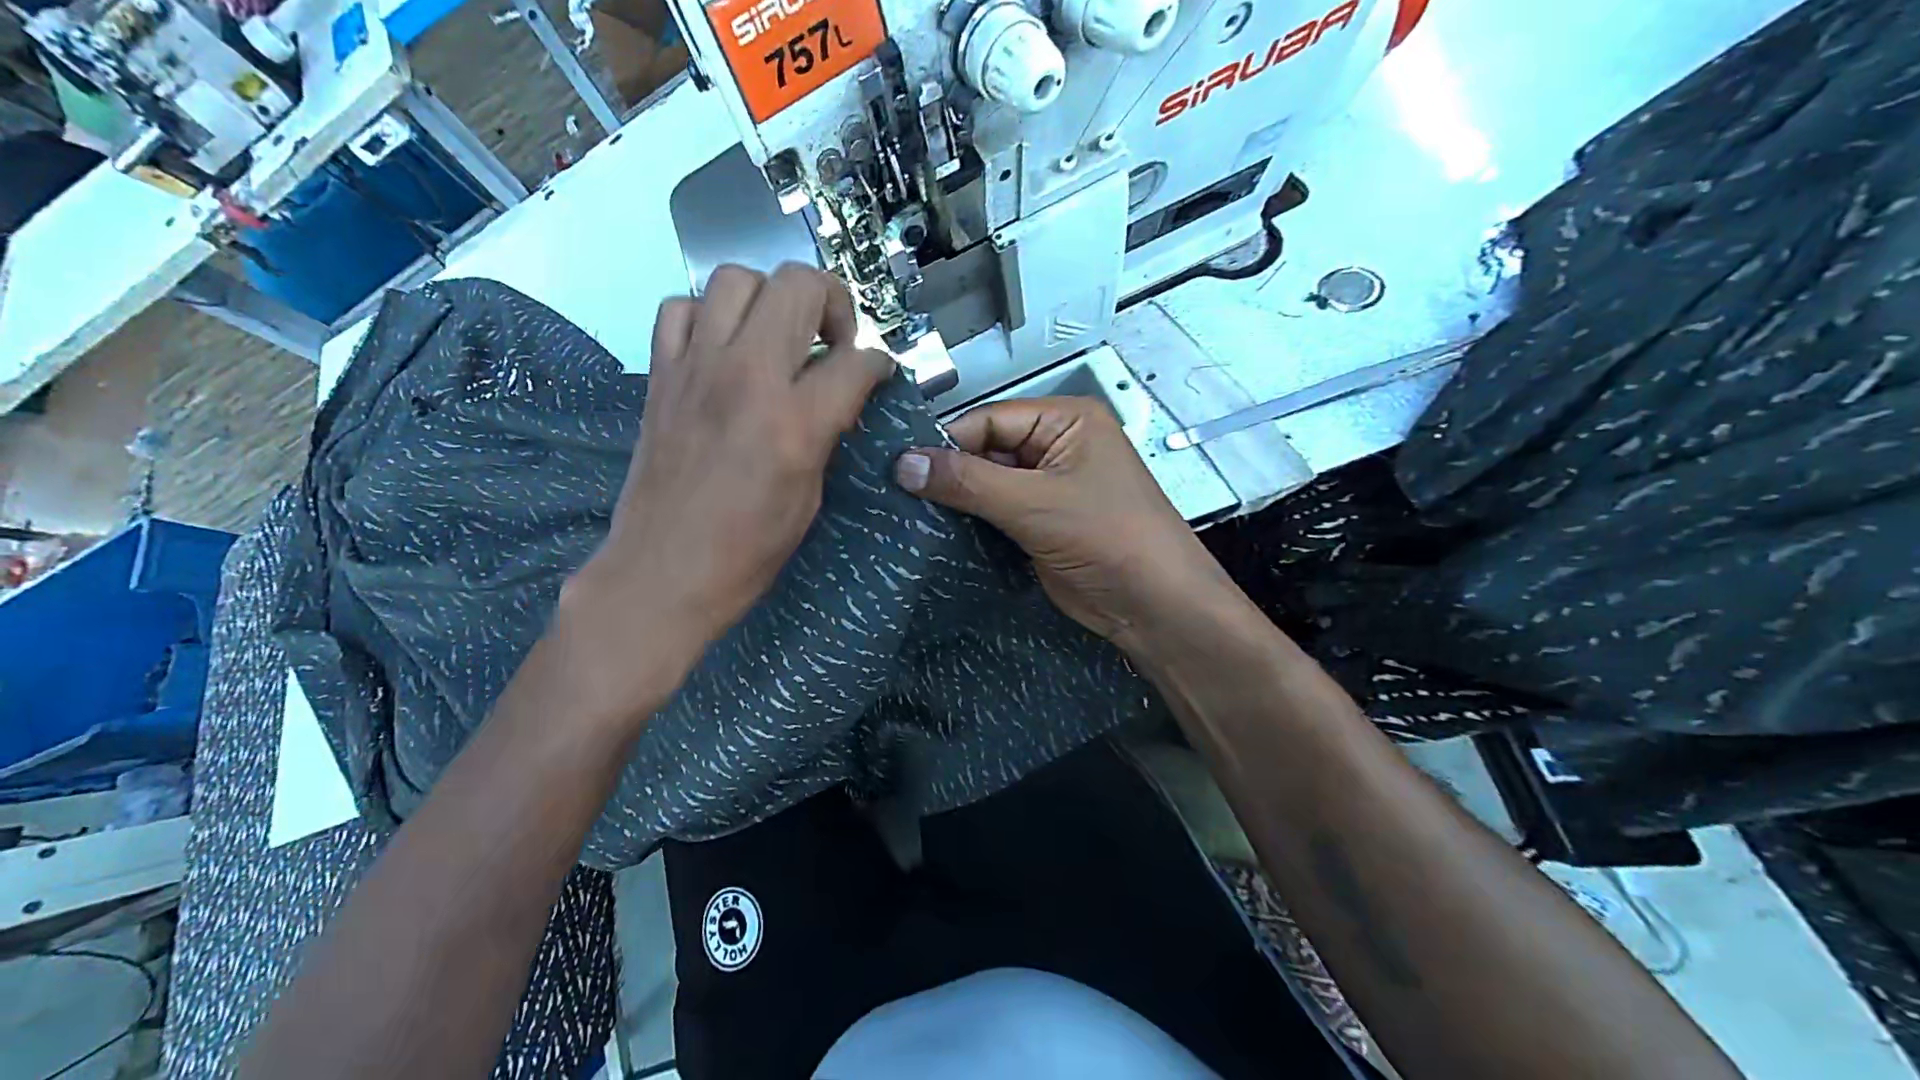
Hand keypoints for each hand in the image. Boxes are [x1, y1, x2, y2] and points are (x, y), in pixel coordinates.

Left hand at [562, 264, 894, 697]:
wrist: (664, 571)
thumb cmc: (749, 550)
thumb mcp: (810, 495)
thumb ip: (826, 433)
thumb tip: (839, 398)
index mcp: (795, 420)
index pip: (856, 361)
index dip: (879, 364)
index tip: (878, 376)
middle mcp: (746, 376)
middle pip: (798, 284)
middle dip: (832, 302)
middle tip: (832, 342)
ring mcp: (696, 367)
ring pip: (736, 278)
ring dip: (769, 297)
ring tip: (777, 335)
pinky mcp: (660, 373)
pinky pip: (682, 308)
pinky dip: (708, 315)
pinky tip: (722, 347)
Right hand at [893, 396, 1249, 653]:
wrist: (1154, 606)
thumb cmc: (1109, 538)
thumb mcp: (1035, 503)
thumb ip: (968, 482)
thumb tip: (902, 464)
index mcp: (1065, 420)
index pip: (988, 419)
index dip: (945, 442)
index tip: (897, 465)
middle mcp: (1056, 447)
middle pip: (985, 450)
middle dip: (948, 473)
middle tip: (894, 492)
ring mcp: (1048, 489)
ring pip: (987, 485)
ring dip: (956, 501)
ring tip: (906, 513)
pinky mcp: (1041, 524)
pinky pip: (996, 514)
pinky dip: (971, 524)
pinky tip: (935, 533)